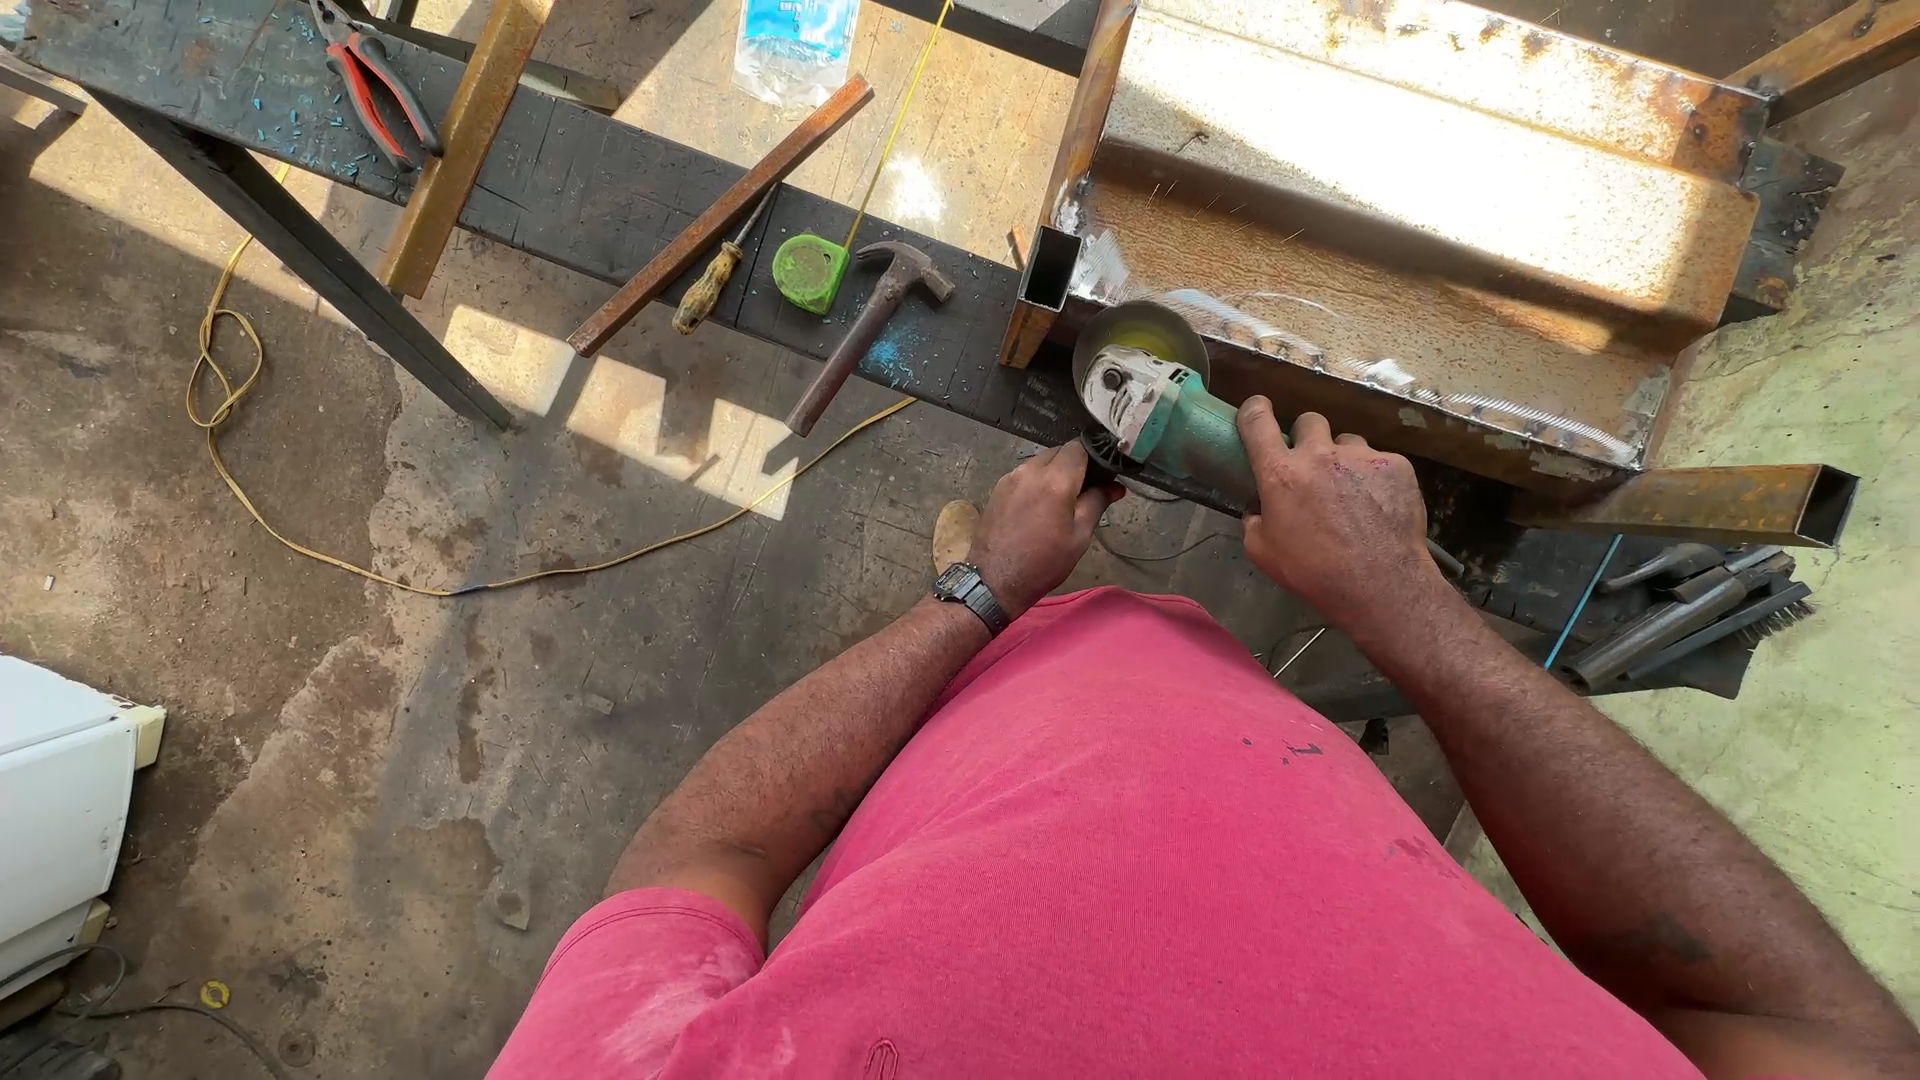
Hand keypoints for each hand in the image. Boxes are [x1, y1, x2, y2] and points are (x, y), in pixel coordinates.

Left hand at [966, 441, 1122, 617]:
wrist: (995, 579)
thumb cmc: (1043, 561)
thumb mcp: (1079, 535)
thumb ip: (1097, 503)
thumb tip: (1115, 486)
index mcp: (1055, 479)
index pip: (1079, 446)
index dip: (1094, 456)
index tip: (1103, 472)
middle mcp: (1030, 469)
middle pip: (1059, 452)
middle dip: (1074, 464)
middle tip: (1085, 489)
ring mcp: (1010, 477)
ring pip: (1040, 461)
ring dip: (1054, 472)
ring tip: (1062, 499)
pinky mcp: (998, 487)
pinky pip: (1024, 474)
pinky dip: (1037, 480)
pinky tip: (1040, 504)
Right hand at [1236, 397, 1441, 625]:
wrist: (1379, 582)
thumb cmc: (1311, 569)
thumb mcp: (1262, 550)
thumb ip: (1255, 521)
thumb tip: (1258, 510)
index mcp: (1280, 472)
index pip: (1258, 423)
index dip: (1254, 410)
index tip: (1257, 409)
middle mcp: (1319, 454)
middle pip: (1310, 421)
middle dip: (1307, 436)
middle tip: (1311, 464)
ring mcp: (1361, 456)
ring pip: (1347, 441)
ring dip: (1342, 458)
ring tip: (1349, 490)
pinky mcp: (1396, 466)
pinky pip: (1379, 462)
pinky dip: (1374, 478)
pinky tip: (1377, 505)